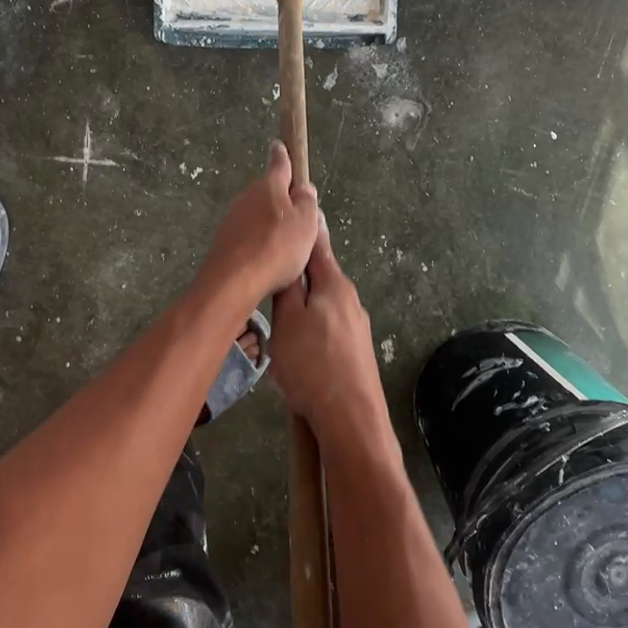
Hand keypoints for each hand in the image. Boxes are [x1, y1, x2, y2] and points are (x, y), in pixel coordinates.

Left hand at [194, 141, 319, 304]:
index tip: (279, 145)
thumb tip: (304, 187)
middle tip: (298, 214)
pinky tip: (267, 259)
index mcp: (269, 186)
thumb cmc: (277, 247)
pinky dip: (259, 240)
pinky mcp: (225, 240)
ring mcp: (232, 218)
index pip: (279, 164)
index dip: (283, 155)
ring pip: (257, 213)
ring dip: (270, 222)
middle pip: (268, 191)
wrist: (234, 280)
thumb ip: (307, 203)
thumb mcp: (306, 224)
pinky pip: (248, 234)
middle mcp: (247, 197)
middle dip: (281, 198)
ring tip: (287, 244)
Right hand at [270, 214, 387, 445]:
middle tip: (270, 274)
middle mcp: (350, 300)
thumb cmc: (313, 365)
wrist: (351, 420)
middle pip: (319, 277)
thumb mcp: (287, 321)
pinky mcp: (356, 354)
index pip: (317, 245)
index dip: (305, 228)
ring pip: (322, 306)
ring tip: (277, 320)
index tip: (298, 206)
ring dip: (302, 307)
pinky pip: (328, 330)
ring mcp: (356, 328)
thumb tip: (293, 252)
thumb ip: (287, 288)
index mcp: (333, 285)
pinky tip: (298, 350)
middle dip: (297, 275)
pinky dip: (311, 331)